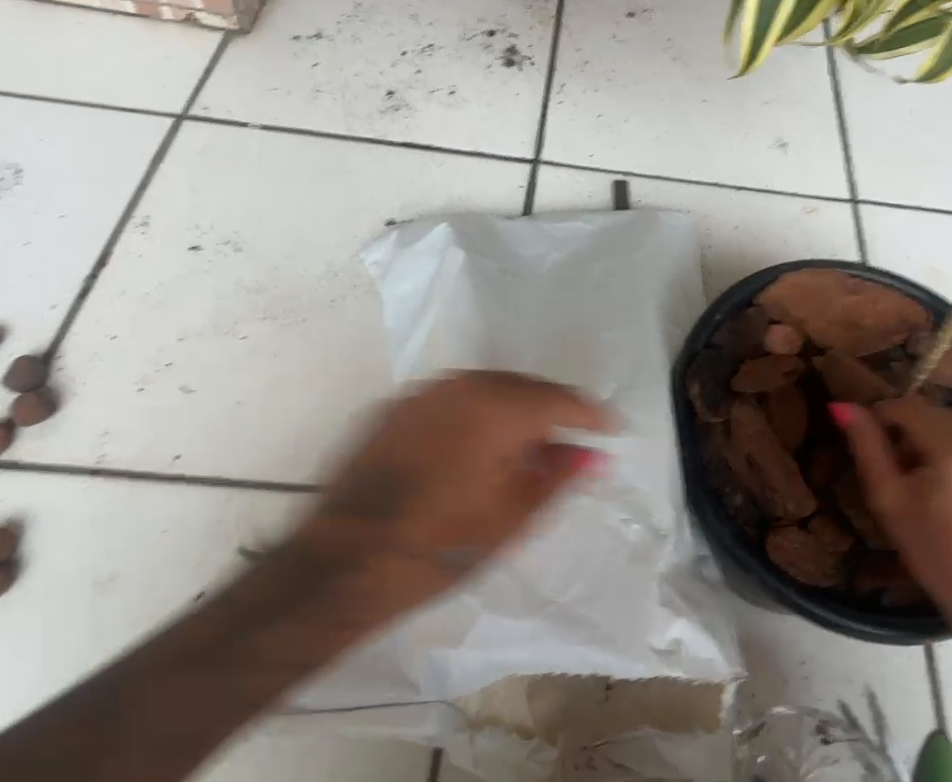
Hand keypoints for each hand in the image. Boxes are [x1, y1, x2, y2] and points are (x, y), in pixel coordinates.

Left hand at [282, 370, 608, 633]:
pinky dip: (472, 417)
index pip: (561, 398)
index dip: (590, 414)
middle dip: (549, 411)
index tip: (609, 429)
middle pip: (522, 387)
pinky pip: (449, 401)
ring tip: (520, 451)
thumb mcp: (512, 519)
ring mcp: (420, 395)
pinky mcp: (391, 410)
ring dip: (510, 412)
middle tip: (565, 445)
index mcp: (497, 408)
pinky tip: (472, 452)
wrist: (342, 564)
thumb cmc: (439, 547)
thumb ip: (560, 477)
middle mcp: (460, 386)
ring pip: (483, 390)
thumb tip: (595, 453)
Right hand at [831, 399, 951, 645]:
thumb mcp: (891, 503)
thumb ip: (867, 448)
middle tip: (904, 472)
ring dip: (947, 440)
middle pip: (940, 414)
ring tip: (938, 482)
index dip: (884, 415)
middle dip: (917, 433)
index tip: (871, 437)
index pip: (910, 406)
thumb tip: (842, 406)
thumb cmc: (940, 557)